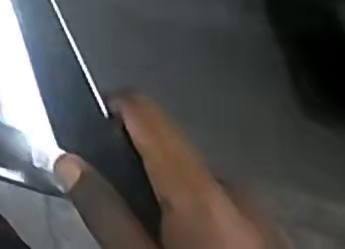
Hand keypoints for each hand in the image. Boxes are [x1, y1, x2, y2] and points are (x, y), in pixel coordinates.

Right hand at [55, 93, 277, 248]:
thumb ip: (104, 211)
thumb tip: (67, 159)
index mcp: (200, 189)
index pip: (145, 109)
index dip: (109, 108)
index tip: (86, 135)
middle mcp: (236, 190)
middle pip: (169, 152)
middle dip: (137, 171)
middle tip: (118, 212)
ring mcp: (264, 220)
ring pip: (196, 185)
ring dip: (168, 199)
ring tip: (153, 240)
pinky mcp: (277, 243)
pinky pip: (224, 212)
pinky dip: (198, 221)